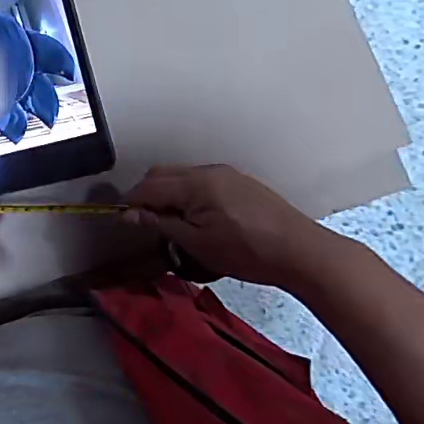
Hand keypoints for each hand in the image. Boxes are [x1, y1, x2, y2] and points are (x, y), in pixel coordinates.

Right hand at [124, 164, 341, 290]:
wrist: (300, 252)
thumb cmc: (248, 252)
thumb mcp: (197, 244)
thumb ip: (161, 224)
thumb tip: (131, 214)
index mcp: (195, 184)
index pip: (149, 186)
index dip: (131, 202)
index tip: (123, 219)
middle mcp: (209, 171)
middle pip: (162, 174)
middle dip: (146, 194)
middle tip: (145, 222)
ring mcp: (226, 174)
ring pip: (181, 176)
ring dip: (167, 193)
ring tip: (171, 223)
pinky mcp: (240, 182)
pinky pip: (201, 180)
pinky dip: (187, 193)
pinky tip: (195, 217)